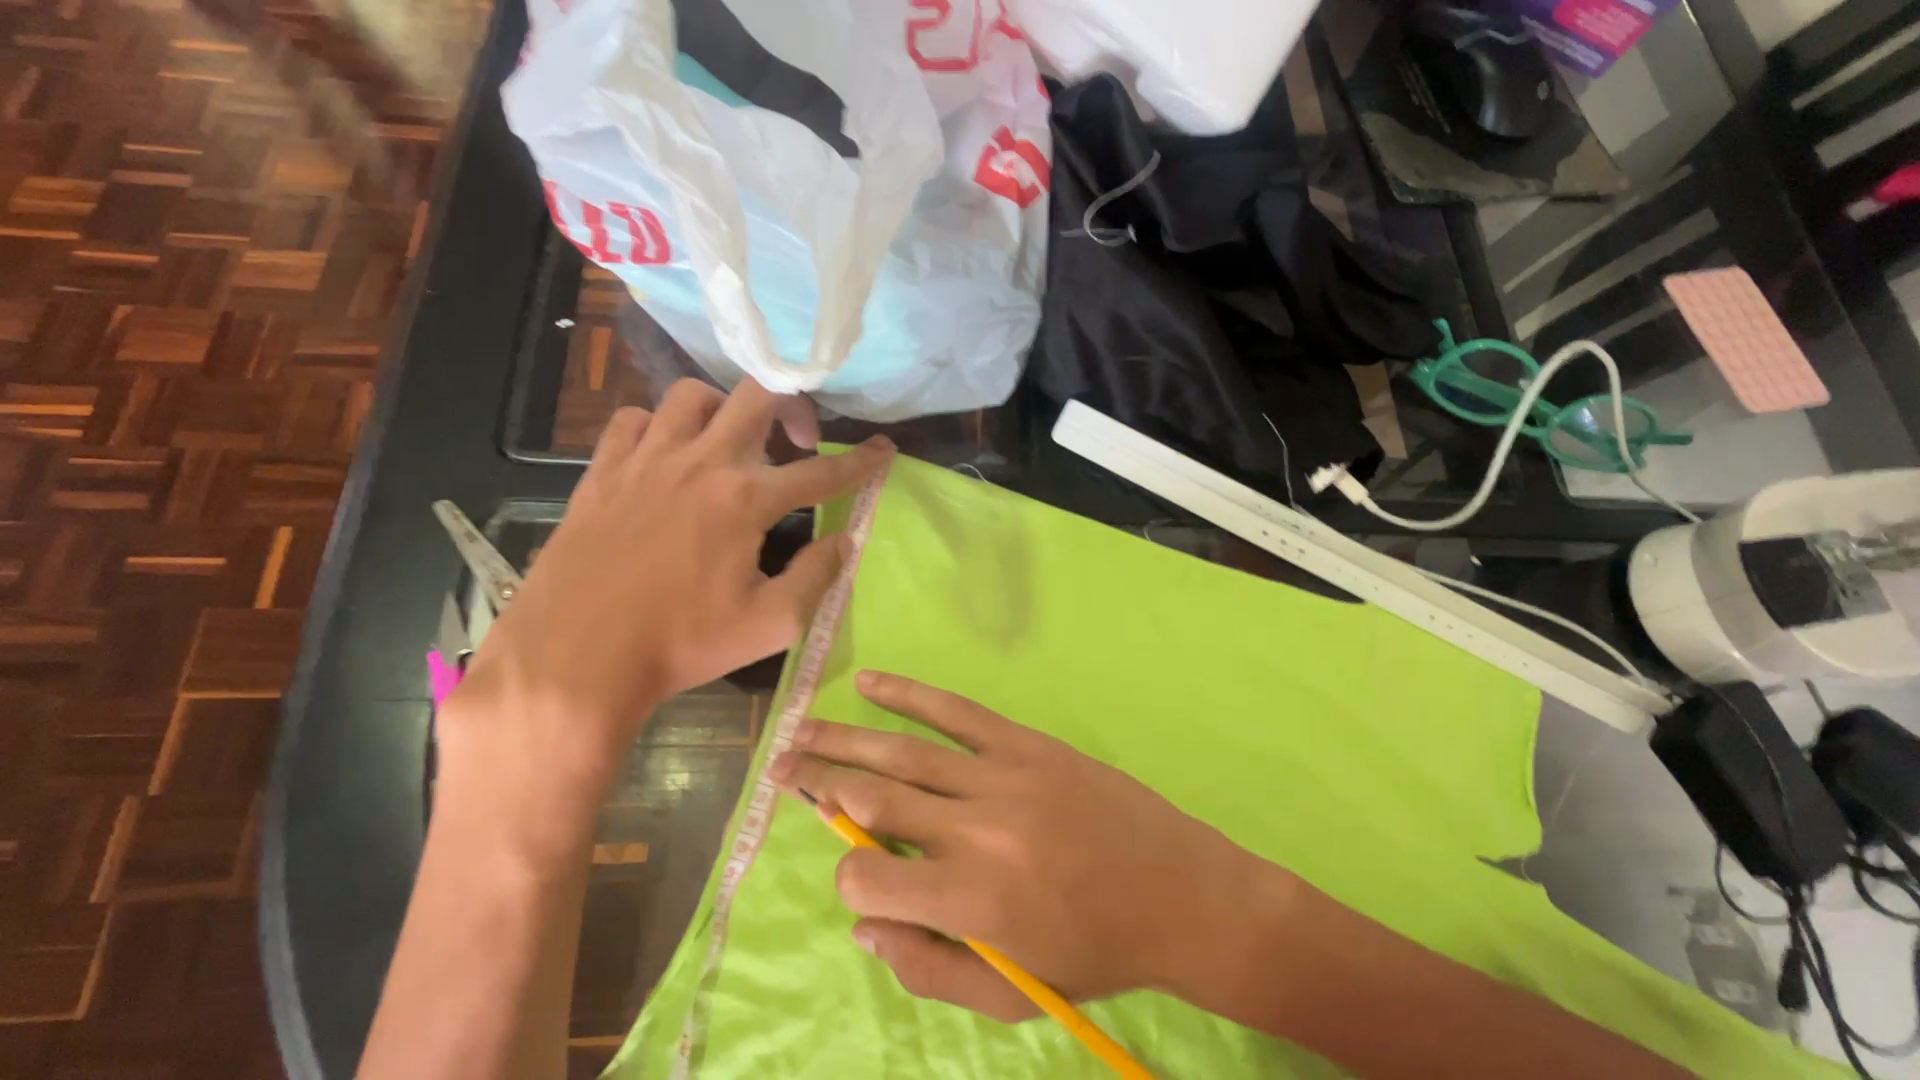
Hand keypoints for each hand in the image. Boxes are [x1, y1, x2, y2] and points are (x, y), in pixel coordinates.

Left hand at [442, 379, 893, 822]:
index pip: (820, 472)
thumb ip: (815, 578)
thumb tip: (846, 542)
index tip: (884, 450)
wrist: (576, 657)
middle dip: (793, 405)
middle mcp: (700, 463)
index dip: (861, 461)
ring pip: (692, 395)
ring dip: (724, 409)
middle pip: (758, 396)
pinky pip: (633, 419)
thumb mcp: (768, 626)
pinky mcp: (602, 471)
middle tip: (801, 439)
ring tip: (731, 442)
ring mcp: (645, 460)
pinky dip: (658, 426)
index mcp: (746, 500)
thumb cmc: (680, 645)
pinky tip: (665, 456)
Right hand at [769, 672, 1295, 1021]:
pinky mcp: (1028, 745)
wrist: (1183, 894)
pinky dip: (909, 694)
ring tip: (798, 730)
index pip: (870, 880)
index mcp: (973, 899)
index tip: (861, 881)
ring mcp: (1003, 778)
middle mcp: (977, 830)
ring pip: (903, 753)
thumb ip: (930, 969)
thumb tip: (863, 924)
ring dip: (843, 739)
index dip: (849, 882)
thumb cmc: (1097, 953)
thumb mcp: (1014, 994)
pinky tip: (871, 683)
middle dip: (817, 784)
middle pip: (873, 799)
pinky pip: (957, 712)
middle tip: (777, 769)